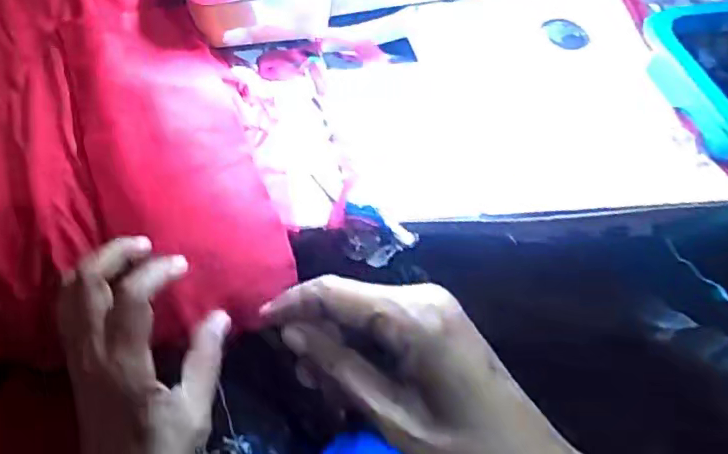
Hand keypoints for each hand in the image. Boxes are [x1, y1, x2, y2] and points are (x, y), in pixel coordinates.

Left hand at [58, 237, 231, 453]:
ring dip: (95, 261)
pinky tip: (101, 278)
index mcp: (123, 362)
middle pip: (89, 279)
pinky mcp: (69, 356)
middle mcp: (91, 348)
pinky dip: (80, 280)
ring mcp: (74, 350)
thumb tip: (219, 315)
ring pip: (70, 287)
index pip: (131, 297)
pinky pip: (64, 304)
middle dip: (115, 251)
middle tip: (145, 244)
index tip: (180, 263)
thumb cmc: (160, 451)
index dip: (155, 271)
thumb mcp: (193, 415)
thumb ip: (204, 360)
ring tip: (124, 253)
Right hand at [261, 277, 575, 453]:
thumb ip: (339, 369)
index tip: (258, 321)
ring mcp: (432, 305)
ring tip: (317, 380)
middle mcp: (421, 295)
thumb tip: (291, 333)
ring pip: (359, 309)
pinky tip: (347, 374)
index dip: (290, 303)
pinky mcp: (437, 320)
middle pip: (344, 299)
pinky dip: (359, 345)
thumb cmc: (469, 451)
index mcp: (413, 314)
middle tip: (294, 367)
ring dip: (335, 341)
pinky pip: (381, 321)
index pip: (331, 291)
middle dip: (314, 329)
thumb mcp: (398, 420)